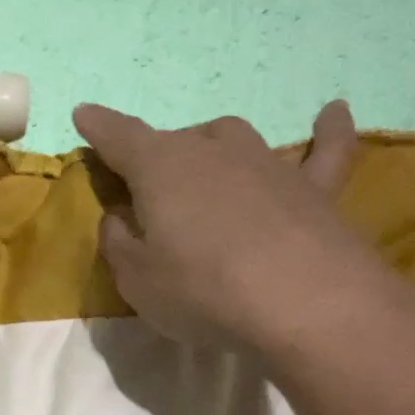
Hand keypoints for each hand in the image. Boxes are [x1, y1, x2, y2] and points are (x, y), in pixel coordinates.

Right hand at [72, 100, 399, 356]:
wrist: (299, 300)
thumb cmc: (199, 289)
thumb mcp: (135, 278)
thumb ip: (119, 241)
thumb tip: (120, 214)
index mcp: (161, 169)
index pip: (120, 139)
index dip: (99, 127)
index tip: (83, 114)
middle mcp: (213, 151)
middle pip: (177, 141)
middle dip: (156, 156)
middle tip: (145, 190)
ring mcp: (267, 163)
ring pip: (233, 138)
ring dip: (213, 148)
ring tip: (205, 167)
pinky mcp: (314, 186)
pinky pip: (324, 148)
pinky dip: (327, 131)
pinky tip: (331, 113)